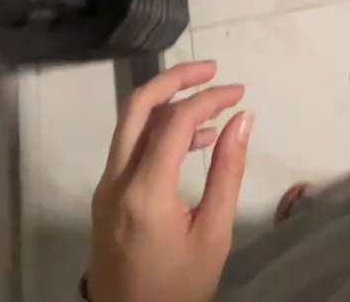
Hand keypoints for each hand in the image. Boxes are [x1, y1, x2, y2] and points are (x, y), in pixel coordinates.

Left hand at [86, 60, 251, 301]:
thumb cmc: (177, 288)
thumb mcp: (213, 235)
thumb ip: (227, 172)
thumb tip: (243, 118)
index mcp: (144, 191)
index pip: (175, 121)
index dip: (209, 98)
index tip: (240, 93)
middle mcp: (116, 180)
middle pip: (138, 105)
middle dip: (176, 78)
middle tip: (212, 69)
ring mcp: (106, 187)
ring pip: (131, 122)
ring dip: (168, 101)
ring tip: (213, 105)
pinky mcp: (107, 196)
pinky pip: (131, 146)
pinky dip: (160, 129)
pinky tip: (196, 139)